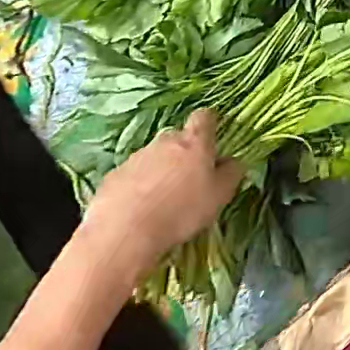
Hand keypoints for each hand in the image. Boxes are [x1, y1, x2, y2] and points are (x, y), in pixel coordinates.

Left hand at [85, 110, 243, 260]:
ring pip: (155, 156)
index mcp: (194, 142)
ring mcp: (136, 157)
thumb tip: (235, 161)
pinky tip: (141, 209)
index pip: (204, 117)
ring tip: (164, 200)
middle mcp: (164, 142)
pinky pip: (133, 175)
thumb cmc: (181, 210)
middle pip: (178, 138)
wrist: (124, 232)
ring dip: (161, 170)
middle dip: (184, 152)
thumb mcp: (219, 196)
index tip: (213, 139)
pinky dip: (139, 186)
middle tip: (190, 179)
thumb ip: (231, 174)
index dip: (210, 124)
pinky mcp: (114, 175)